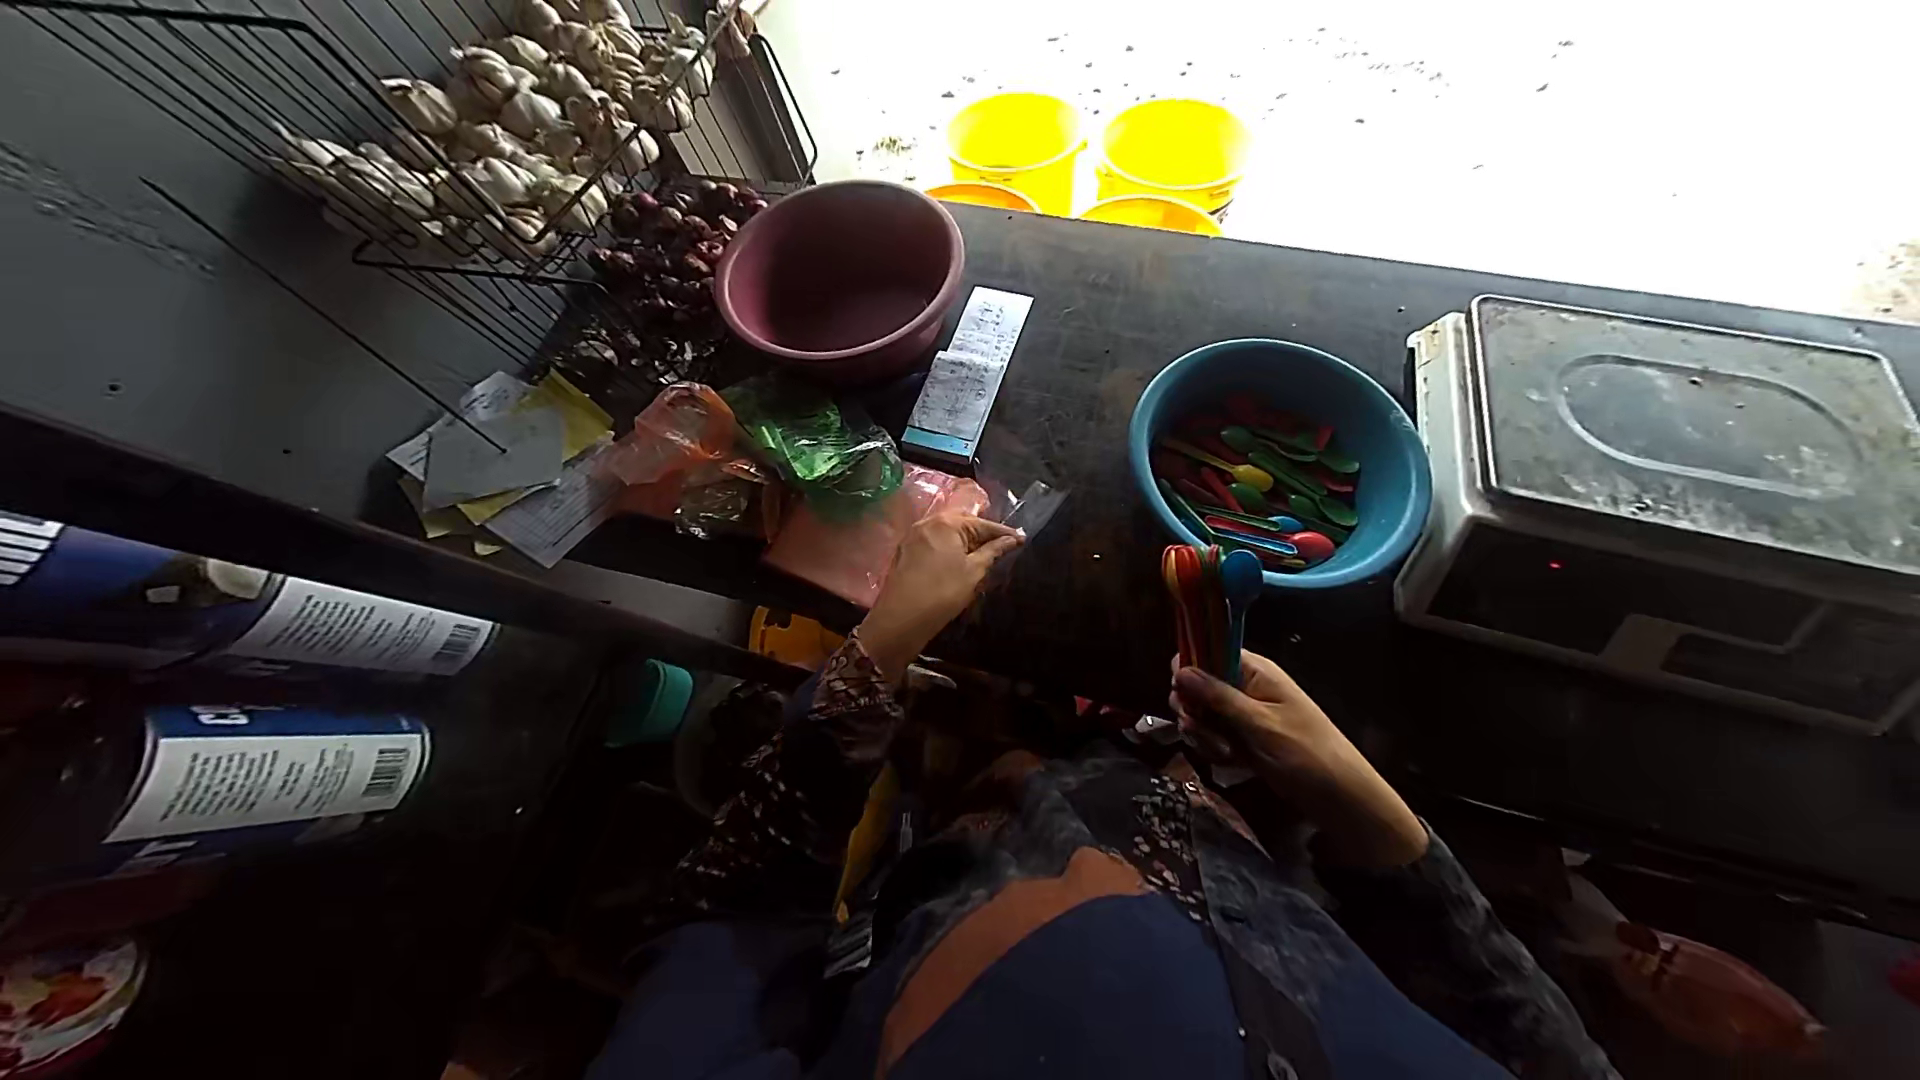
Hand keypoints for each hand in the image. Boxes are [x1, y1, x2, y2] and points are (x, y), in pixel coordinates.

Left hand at [858, 514, 1023, 684]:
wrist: (901, 619)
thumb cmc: (942, 592)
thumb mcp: (973, 571)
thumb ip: (993, 551)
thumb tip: (1013, 539)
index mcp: (945, 522)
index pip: (982, 523)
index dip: (1004, 533)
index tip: (1022, 540)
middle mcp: (927, 522)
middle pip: (963, 524)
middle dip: (983, 535)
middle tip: (1004, 548)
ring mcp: (913, 537)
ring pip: (947, 535)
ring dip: (966, 543)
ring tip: (985, 556)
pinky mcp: (906, 552)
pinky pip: (934, 544)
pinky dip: (949, 550)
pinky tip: (960, 562)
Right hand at [1171, 650, 1428, 868]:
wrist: (1341, 801)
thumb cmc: (1307, 755)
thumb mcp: (1260, 725)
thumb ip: (1218, 697)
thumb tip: (1178, 669)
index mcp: (1254, 670)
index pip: (1206, 651)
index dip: (1188, 670)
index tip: (1186, 697)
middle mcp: (1243, 685)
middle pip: (1195, 684)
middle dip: (1192, 709)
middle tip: (1201, 731)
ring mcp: (1241, 712)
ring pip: (1199, 711)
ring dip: (1202, 733)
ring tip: (1223, 752)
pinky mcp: (1240, 736)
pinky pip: (1210, 733)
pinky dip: (1212, 747)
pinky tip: (1228, 761)